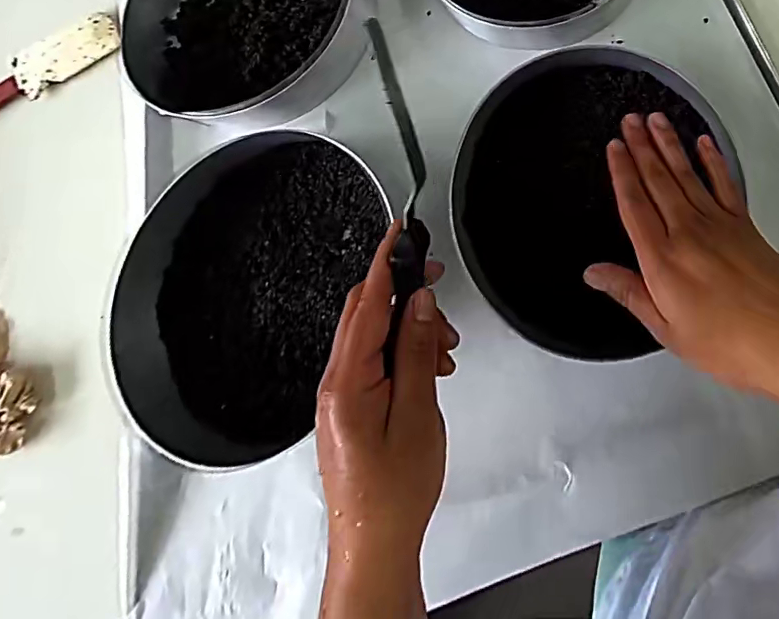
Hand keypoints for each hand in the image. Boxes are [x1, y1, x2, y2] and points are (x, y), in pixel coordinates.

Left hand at [316, 222, 458, 617]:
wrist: (375, 544)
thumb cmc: (394, 493)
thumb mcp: (418, 413)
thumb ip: (416, 351)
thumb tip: (421, 303)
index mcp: (348, 379)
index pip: (368, 301)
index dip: (386, 261)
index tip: (398, 233)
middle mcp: (336, 380)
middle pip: (367, 311)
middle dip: (405, 294)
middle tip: (436, 286)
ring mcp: (340, 392)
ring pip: (373, 334)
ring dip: (409, 329)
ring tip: (443, 351)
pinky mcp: (349, 402)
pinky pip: (373, 358)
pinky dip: (401, 351)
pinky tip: (427, 367)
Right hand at [584, 113, 778, 396]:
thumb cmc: (731, 341)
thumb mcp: (667, 329)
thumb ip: (629, 293)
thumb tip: (593, 273)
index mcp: (662, 258)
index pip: (634, 203)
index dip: (621, 171)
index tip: (614, 147)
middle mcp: (687, 232)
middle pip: (658, 179)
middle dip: (641, 146)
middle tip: (630, 119)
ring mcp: (718, 224)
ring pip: (686, 174)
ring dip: (669, 144)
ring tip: (655, 119)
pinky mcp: (744, 226)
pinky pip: (724, 184)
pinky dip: (713, 161)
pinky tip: (703, 143)